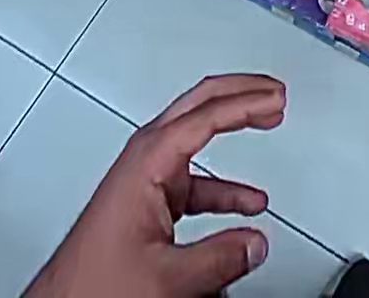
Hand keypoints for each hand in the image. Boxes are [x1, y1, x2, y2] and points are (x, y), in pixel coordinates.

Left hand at [25, 75, 284, 297]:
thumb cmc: (93, 282)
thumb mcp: (165, 276)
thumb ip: (218, 258)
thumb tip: (255, 242)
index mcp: (149, 157)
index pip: (207, 114)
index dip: (246, 102)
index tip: (275, 99)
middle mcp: (149, 154)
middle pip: (200, 104)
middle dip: (240, 92)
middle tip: (273, 90)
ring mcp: (150, 172)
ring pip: (199, 134)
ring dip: (235, 126)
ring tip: (267, 119)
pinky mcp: (152, 195)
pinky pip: (197, 179)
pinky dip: (225, 185)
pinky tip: (248, 199)